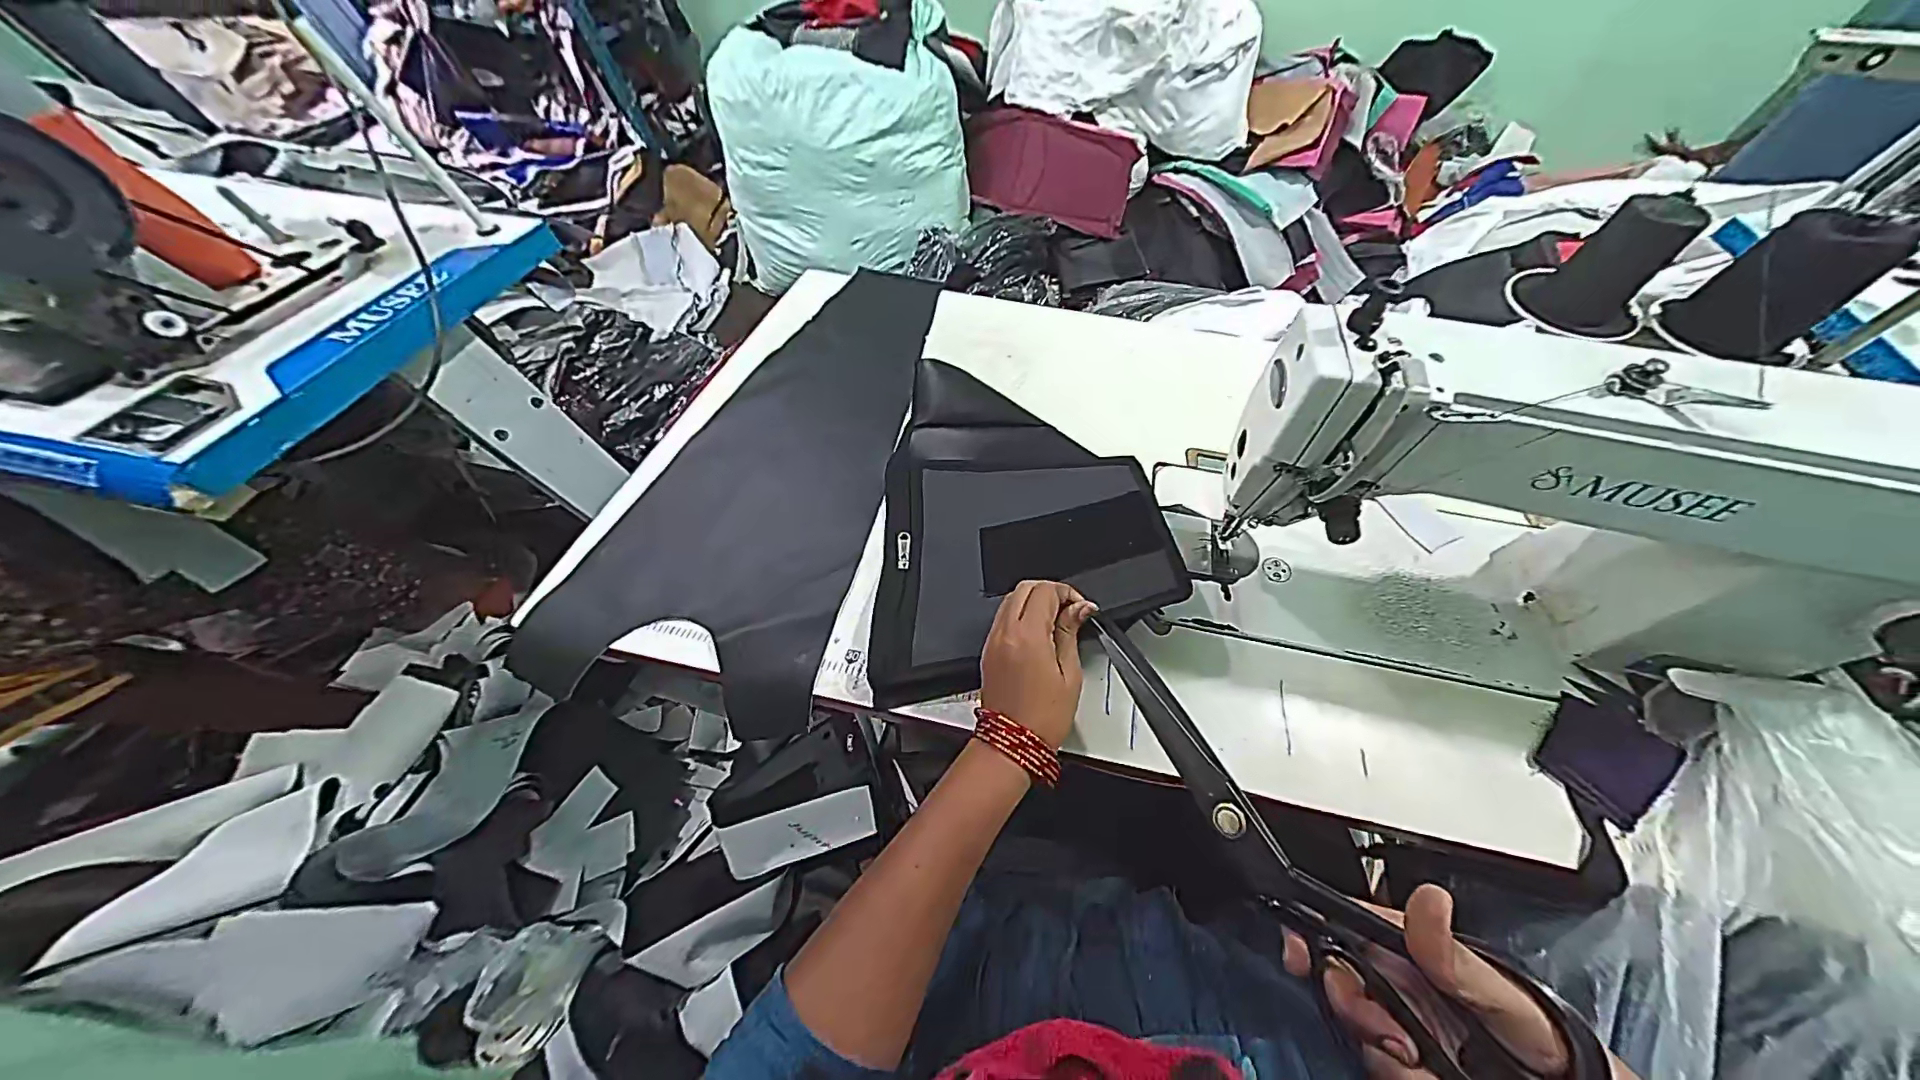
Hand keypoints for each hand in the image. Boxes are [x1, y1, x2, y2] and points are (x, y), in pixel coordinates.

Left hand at [979, 581, 1095, 749]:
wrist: (1012, 742)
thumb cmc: (1041, 718)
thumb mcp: (1069, 674)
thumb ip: (1070, 633)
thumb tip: (1080, 609)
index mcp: (1027, 636)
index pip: (1044, 591)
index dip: (1067, 593)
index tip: (1080, 607)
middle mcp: (1005, 634)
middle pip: (1024, 588)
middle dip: (1049, 592)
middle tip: (1070, 610)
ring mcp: (993, 641)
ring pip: (1011, 600)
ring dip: (1033, 602)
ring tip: (1056, 622)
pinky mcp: (988, 651)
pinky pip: (1003, 619)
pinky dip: (1020, 616)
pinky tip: (1038, 634)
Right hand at [1283, 885, 1575, 1078]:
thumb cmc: (1550, 1041)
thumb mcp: (1505, 995)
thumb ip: (1455, 954)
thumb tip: (1427, 898)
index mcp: (1408, 950)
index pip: (1340, 927)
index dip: (1310, 935)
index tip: (1298, 952)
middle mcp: (1394, 984)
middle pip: (1338, 981)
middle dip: (1353, 1008)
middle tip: (1395, 1036)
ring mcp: (1397, 1024)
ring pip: (1355, 1029)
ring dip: (1384, 1054)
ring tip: (1427, 1066)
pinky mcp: (1404, 1063)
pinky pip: (1376, 1065)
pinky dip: (1395, 1074)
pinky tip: (1424, 1074)